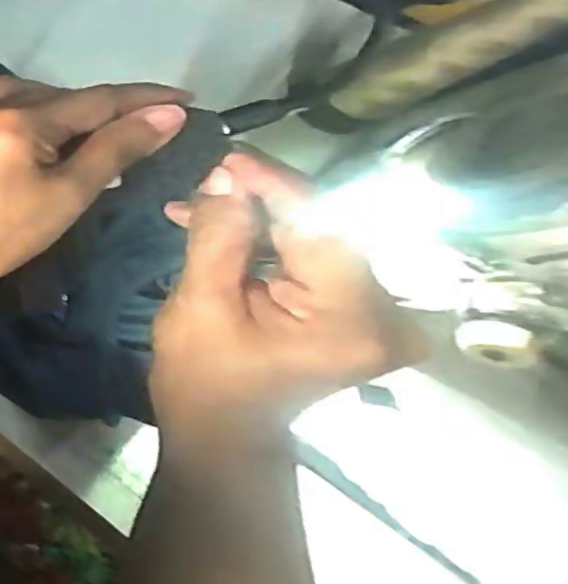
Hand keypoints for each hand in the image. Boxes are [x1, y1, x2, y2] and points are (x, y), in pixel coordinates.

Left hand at [0, 39, 190, 302]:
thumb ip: (114, 148)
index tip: (183, 100)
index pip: (95, 102)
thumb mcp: (68, 196)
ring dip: (38, 99)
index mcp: (22, 122)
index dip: (142, 101)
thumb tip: (165, 112)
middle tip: (123, 132)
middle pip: (50, 96)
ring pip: (4, 91)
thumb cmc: (2, 234)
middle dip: (91, 110)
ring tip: (65, 119)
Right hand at [152, 152, 427, 452]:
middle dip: (265, 200)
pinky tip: (220, 227)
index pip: (325, 231)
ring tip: (198, 203)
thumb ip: (216, 238)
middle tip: (208, 177)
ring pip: (317, 240)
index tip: (229, 159)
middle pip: (328, 232)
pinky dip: (265, 239)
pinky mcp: (354, 309)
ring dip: (258, 217)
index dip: (278, 189)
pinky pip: (311, 257)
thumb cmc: (201, 372)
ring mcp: (375, 313)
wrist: (220, 424)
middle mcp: (386, 314)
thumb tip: (223, 178)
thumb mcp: (198, 302)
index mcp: (352, 320)